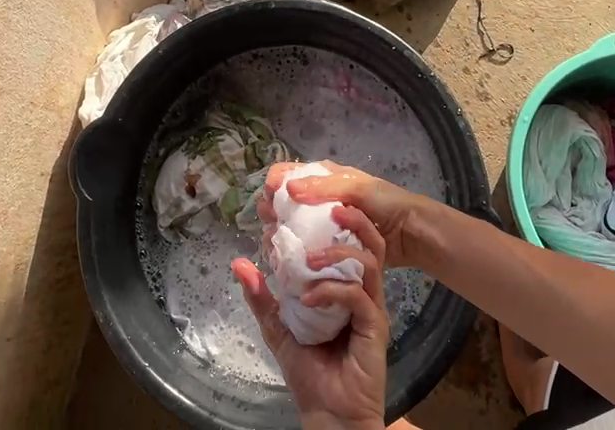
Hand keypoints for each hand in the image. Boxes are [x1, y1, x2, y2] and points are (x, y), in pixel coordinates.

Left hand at [232, 201, 389, 429]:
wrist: (329, 415)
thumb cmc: (309, 373)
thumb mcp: (278, 327)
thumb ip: (262, 297)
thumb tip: (238, 263)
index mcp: (343, 283)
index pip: (342, 239)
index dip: (320, 220)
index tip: (292, 213)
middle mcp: (361, 289)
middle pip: (368, 240)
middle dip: (350, 218)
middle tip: (327, 206)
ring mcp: (371, 305)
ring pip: (369, 260)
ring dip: (337, 253)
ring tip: (310, 258)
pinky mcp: (376, 325)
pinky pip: (358, 295)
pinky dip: (331, 290)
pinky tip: (309, 299)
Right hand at [259, 162, 430, 267]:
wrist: (410, 234)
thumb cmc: (385, 203)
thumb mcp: (356, 188)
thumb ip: (323, 186)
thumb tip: (288, 190)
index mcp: (324, 177)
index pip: (289, 173)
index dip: (274, 182)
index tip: (268, 198)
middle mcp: (320, 198)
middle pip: (285, 201)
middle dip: (273, 210)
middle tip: (270, 223)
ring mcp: (324, 223)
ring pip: (292, 225)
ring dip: (280, 232)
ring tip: (275, 243)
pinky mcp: (330, 245)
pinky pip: (305, 246)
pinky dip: (294, 250)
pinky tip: (286, 259)